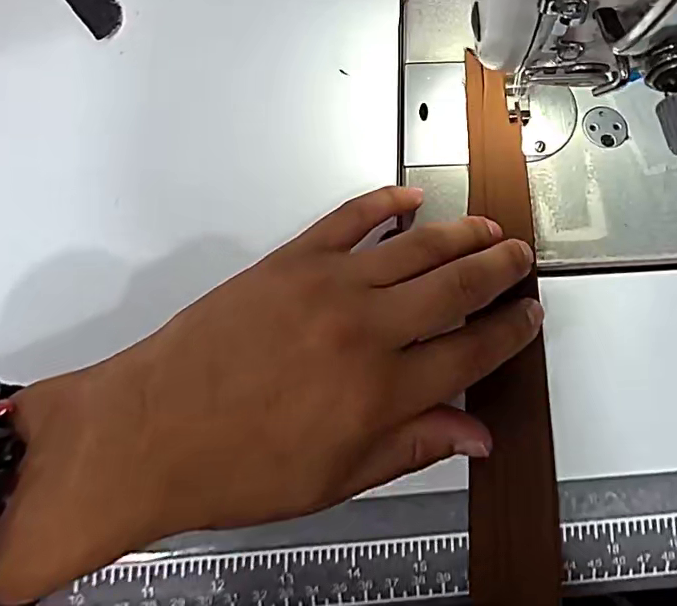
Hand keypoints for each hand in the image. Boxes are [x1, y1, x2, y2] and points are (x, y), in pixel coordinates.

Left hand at [0, 186, 540, 602]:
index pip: (471, 352)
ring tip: (489, 227)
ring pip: (418, 246)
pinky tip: (411, 198)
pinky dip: (386, 202)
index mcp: (380, 391)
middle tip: (521, 258)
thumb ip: (414, 446)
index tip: (528, 318)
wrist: (148, 431)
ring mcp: (330, 284)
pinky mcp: (294, 257)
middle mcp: (365, 329)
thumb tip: (474, 436)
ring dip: (461, 234)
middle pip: (457, 287)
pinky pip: (352, 218)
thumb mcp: (335, 478)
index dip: (509, 333)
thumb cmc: (235, 464)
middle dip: (500, 269)